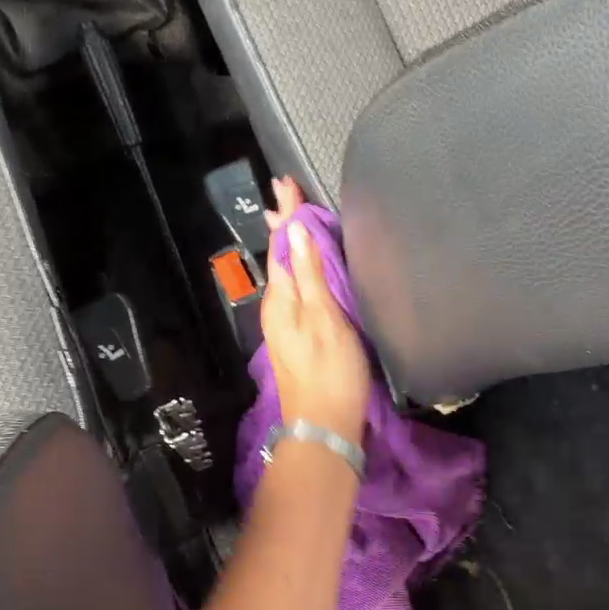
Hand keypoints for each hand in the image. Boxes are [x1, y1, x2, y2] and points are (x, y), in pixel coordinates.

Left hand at [260, 177, 369, 443]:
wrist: (324, 426)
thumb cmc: (330, 372)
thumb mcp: (325, 319)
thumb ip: (312, 277)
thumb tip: (298, 234)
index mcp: (282, 299)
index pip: (282, 246)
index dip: (286, 215)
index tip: (285, 184)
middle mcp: (277, 308)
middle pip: (280, 258)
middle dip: (284, 225)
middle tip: (286, 194)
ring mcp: (285, 324)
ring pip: (287, 273)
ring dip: (290, 244)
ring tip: (291, 219)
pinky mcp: (297, 336)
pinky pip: (295, 289)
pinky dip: (300, 267)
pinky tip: (306, 265)